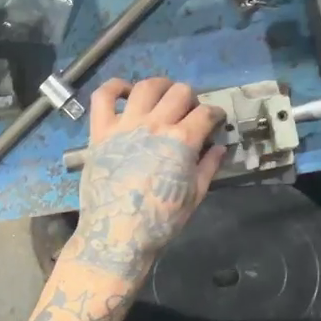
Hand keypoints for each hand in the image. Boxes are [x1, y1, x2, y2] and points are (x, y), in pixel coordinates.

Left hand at [69, 78, 226, 281]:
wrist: (117, 234)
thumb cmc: (160, 220)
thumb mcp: (194, 196)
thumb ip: (208, 167)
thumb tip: (219, 148)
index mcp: (182, 141)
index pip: (206, 113)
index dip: (215, 114)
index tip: (215, 120)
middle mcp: (154, 125)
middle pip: (180, 92)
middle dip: (190, 99)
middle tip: (188, 112)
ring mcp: (125, 125)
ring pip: (147, 87)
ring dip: (160, 86)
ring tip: (163, 96)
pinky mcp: (100, 131)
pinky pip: (104, 97)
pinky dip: (114, 87)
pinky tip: (125, 91)